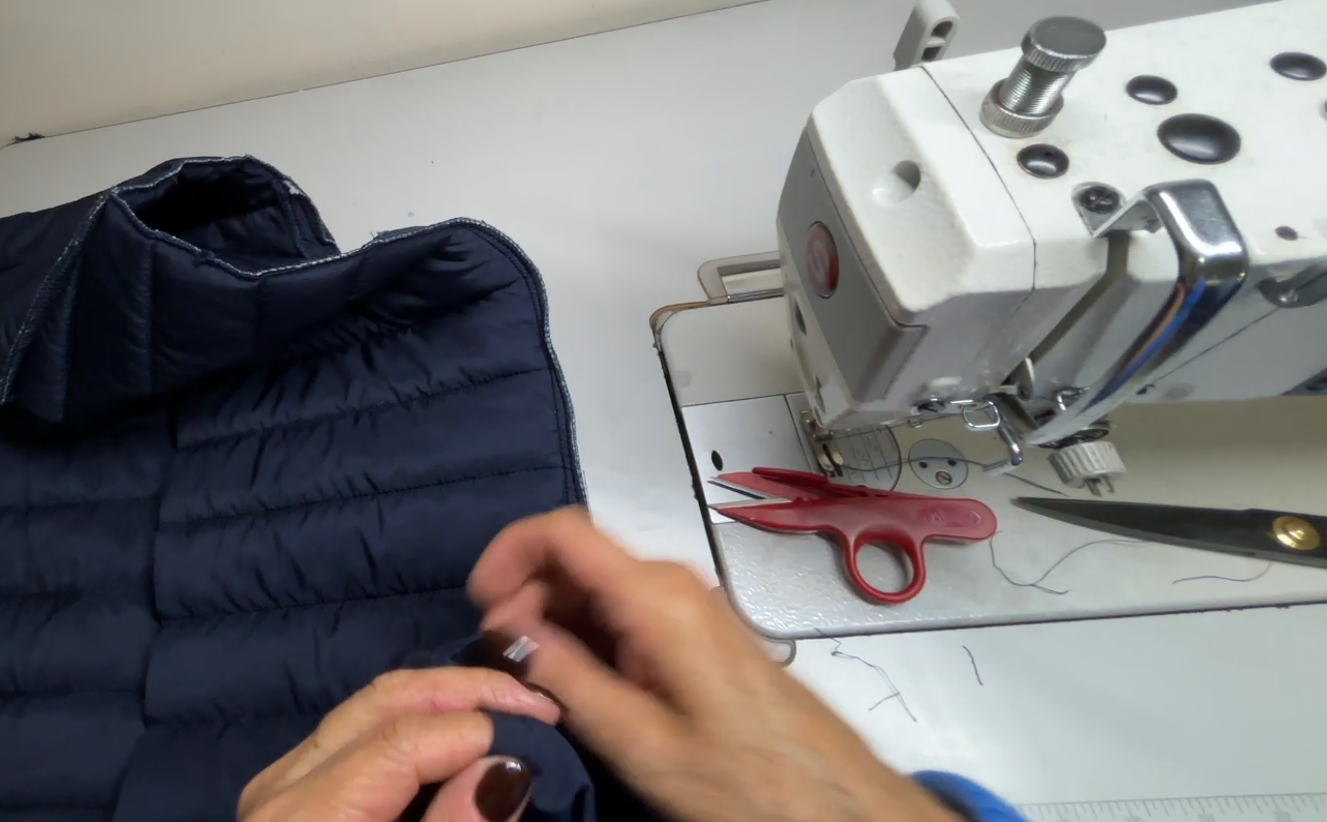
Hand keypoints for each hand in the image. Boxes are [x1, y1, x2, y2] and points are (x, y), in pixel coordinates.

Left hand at [237, 666, 560, 821]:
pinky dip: (419, 718)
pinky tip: (462, 727)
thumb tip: (506, 766)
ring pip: (374, 703)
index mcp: (304, 817)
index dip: (476, 728)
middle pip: (386, 700)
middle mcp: (285, 781)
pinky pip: (363, 729)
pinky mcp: (294, 792)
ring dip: (446, 697)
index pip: (401, 739)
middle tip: (538, 702)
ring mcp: (284, 781)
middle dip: (466, 691)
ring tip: (511, 705)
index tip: (546, 731)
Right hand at [468, 508, 955, 821]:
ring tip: (532, 672)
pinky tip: (574, 676)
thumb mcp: (644, 744)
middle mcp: (667, 580)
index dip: (509, 551)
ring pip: (593, 581)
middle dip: (525, 592)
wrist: (848, 809)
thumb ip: (569, 681)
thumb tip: (509, 635)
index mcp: (654, 595)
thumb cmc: (749, 782)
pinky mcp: (691, 626)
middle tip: (503, 654)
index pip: (562, 531)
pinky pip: (619, 606)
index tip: (479, 601)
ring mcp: (683, 600)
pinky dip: (582, 629)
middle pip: (573, 555)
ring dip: (551, 614)